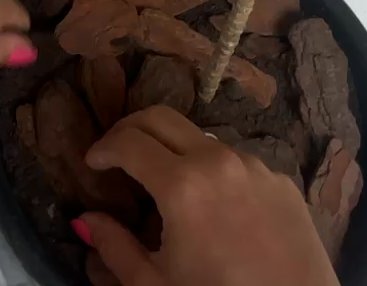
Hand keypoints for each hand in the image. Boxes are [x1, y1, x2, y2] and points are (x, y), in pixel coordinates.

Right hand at [76, 107, 339, 285]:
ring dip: (174, 150)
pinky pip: (236, 162)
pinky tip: (216, 208)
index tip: (92, 162)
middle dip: (131, 129)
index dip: (103, 147)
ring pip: (200, 139)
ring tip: (167, 185)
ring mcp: (254, 165)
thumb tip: (84, 219)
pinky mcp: (281, 179)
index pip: (129, 141)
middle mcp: (217, 159)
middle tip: (117, 153)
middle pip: (161, 117)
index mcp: (182, 184)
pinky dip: (214, 173)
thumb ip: (114, 248)